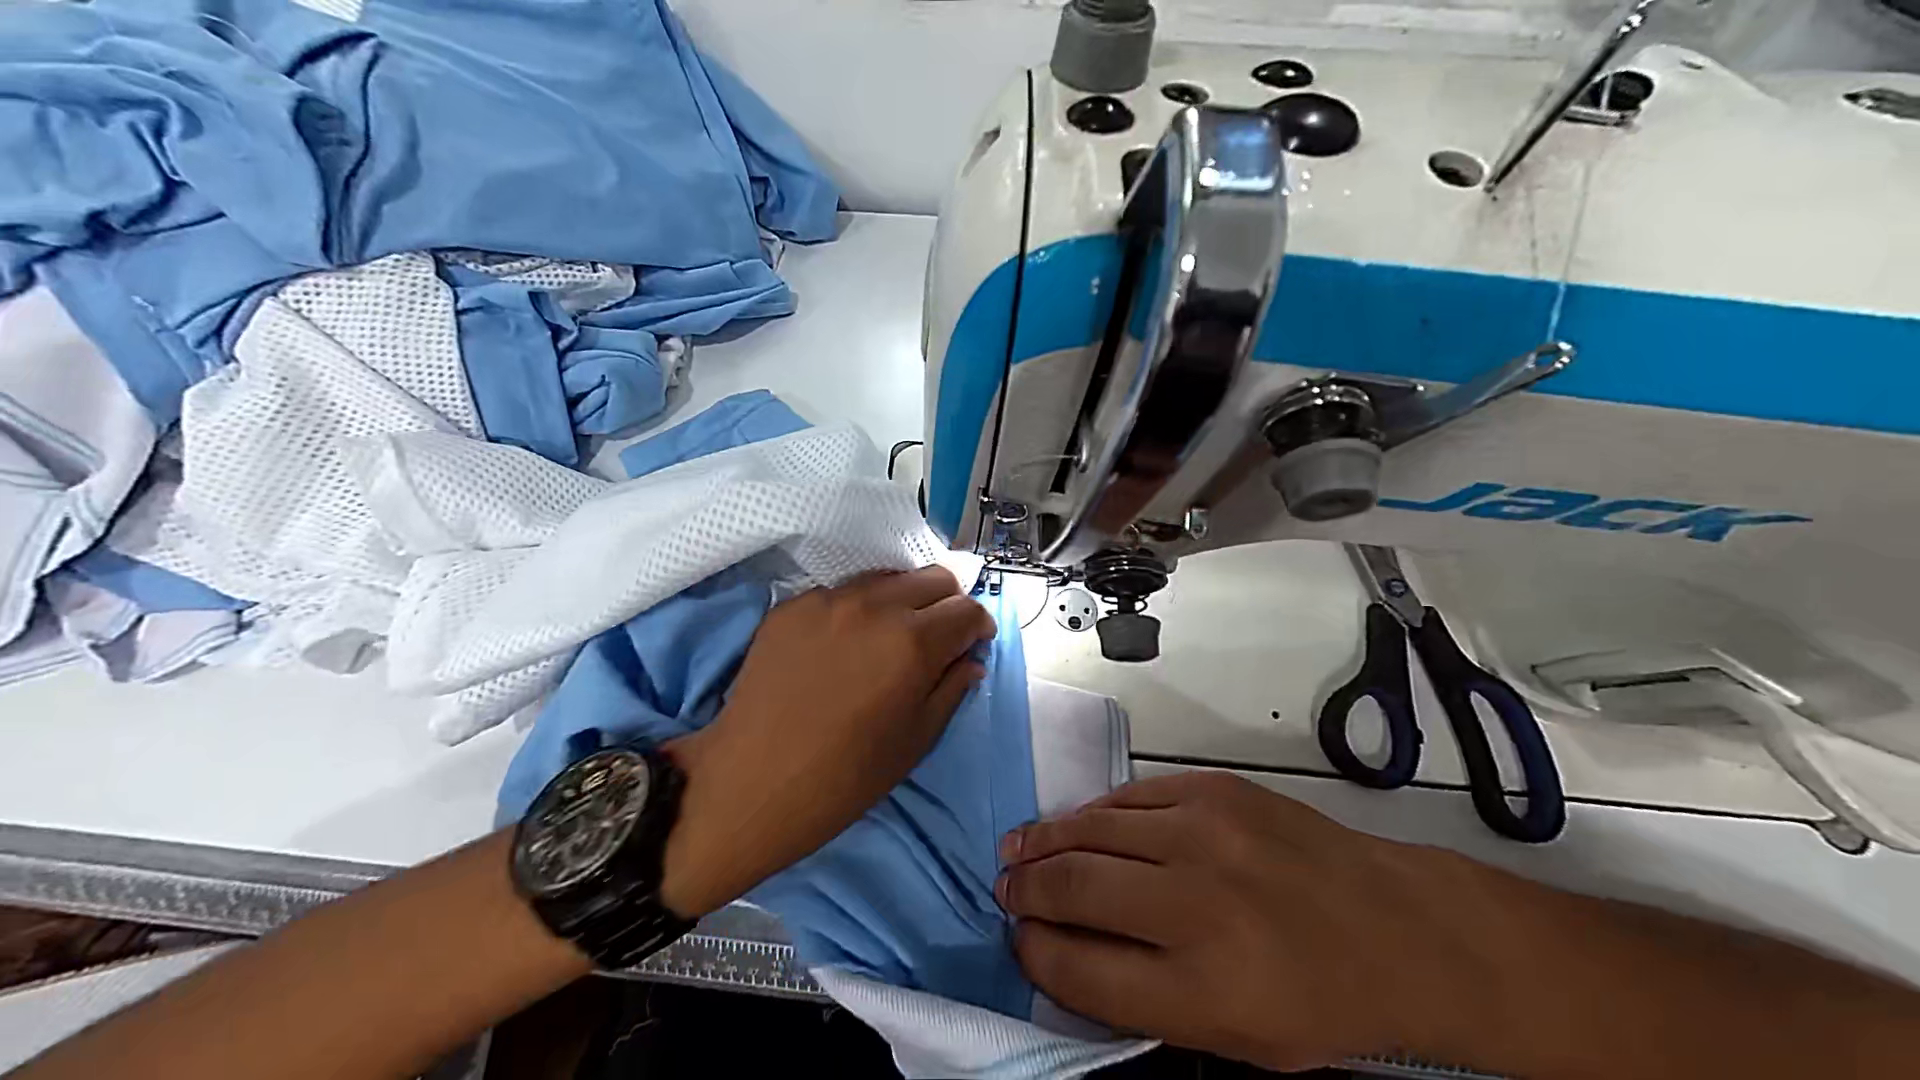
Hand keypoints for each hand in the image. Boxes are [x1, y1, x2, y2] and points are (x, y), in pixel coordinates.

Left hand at [660, 566, 994, 917]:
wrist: (751, 781)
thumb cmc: (844, 776)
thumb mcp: (915, 741)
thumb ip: (951, 690)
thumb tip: (969, 660)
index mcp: (913, 642)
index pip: (967, 609)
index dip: (978, 627)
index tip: (973, 645)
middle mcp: (874, 606)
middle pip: (933, 577)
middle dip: (947, 604)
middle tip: (939, 638)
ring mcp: (828, 599)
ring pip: (887, 578)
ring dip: (903, 600)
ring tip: (891, 637)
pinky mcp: (792, 605)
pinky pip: (841, 593)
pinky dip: (858, 610)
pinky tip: (844, 645)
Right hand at [996, 771, 1528, 1070]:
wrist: (1397, 927)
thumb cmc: (1315, 1001)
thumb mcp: (1231, 1038)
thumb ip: (1137, 999)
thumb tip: (1056, 948)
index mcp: (1202, 987)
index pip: (1077, 969)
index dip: (1035, 954)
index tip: (1019, 940)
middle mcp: (1195, 902)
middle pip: (1071, 888)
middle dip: (1024, 890)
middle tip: (1003, 889)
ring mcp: (1203, 832)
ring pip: (1088, 830)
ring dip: (1042, 841)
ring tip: (1016, 849)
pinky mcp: (1212, 789)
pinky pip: (1126, 797)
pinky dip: (1092, 815)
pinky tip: (1075, 826)